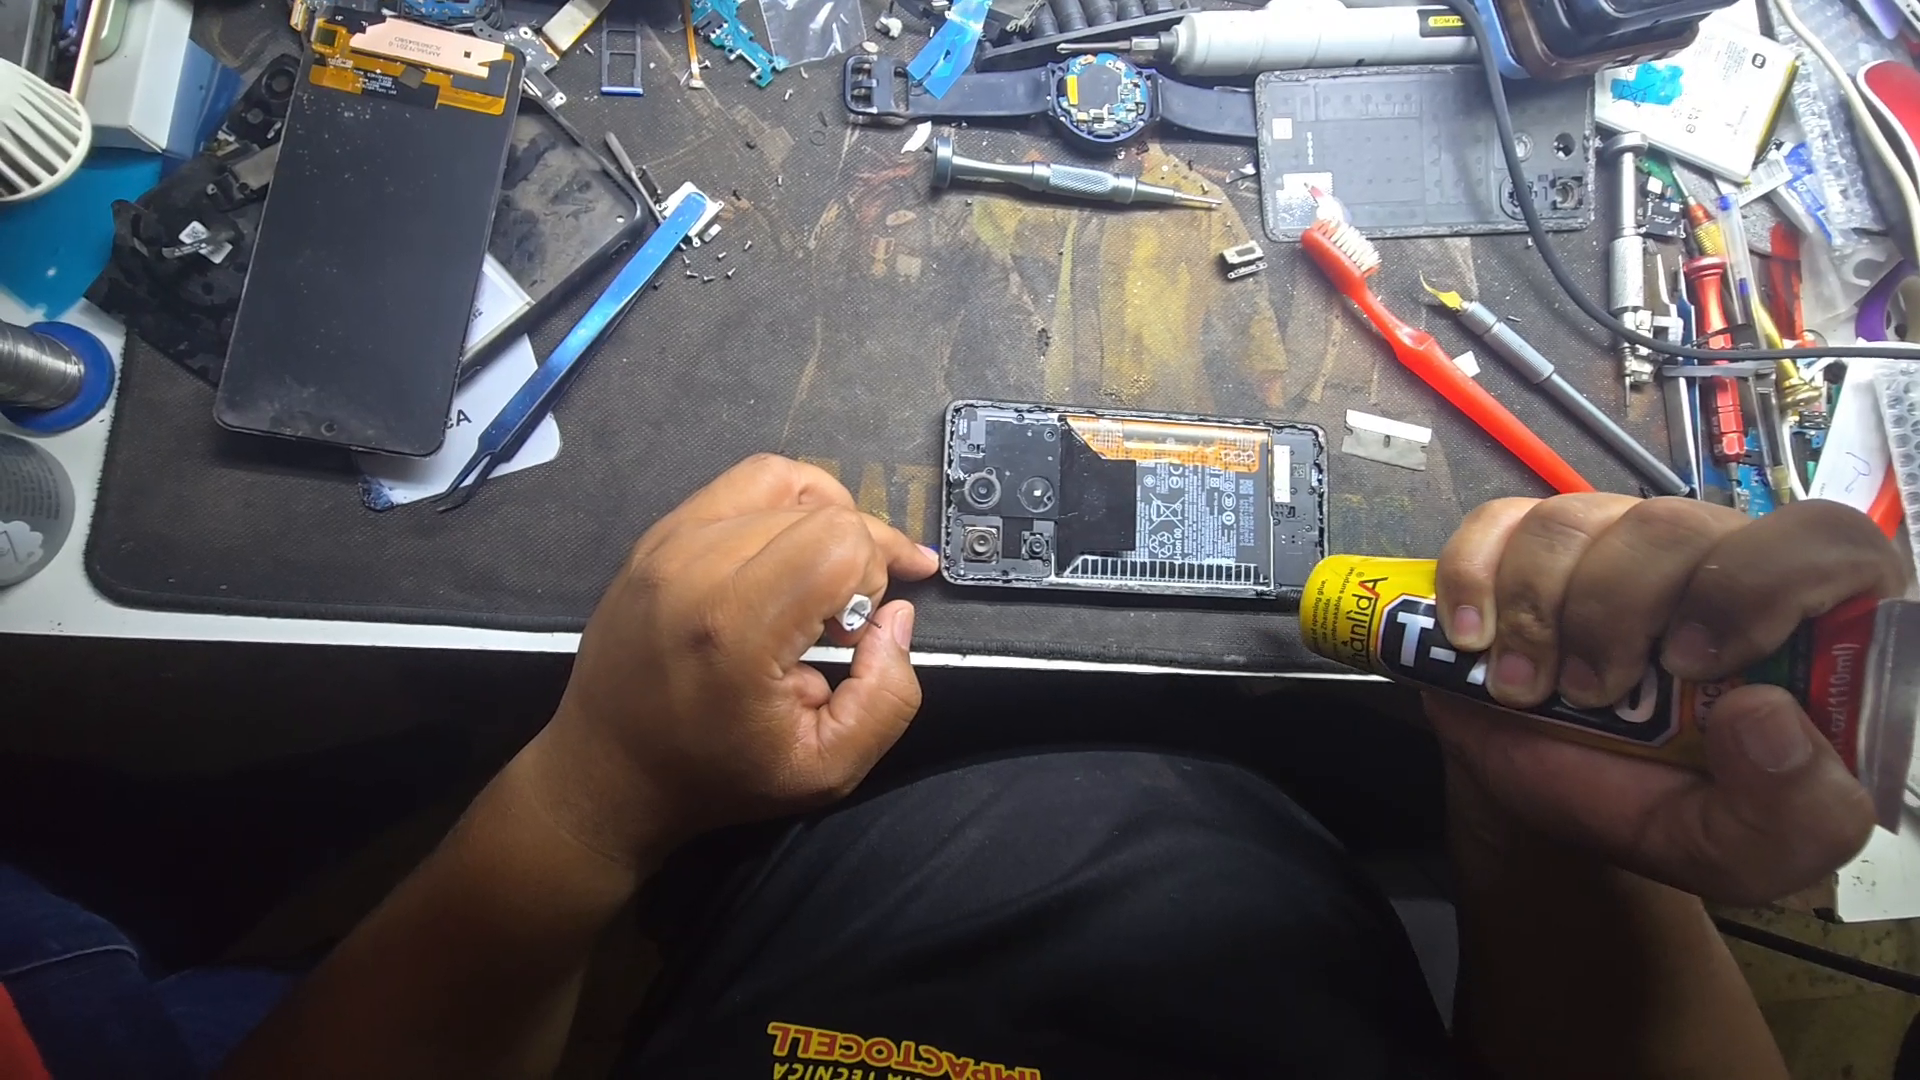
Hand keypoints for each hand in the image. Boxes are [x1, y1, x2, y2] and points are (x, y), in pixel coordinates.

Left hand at [523, 454, 939, 868]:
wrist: (607, 774)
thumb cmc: (718, 777)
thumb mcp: (828, 770)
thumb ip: (889, 697)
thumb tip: (896, 616)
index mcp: (736, 626)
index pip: (841, 539)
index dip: (876, 576)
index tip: (858, 631)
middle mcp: (697, 564)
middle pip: (823, 508)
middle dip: (861, 555)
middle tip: (849, 616)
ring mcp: (670, 540)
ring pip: (786, 481)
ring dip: (828, 520)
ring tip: (832, 571)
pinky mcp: (658, 534)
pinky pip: (744, 482)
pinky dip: (787, 503)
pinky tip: (793, 547)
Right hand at [1430, 495, 1907, 902]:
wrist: (1528, 783)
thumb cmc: (1640, 802)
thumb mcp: (1740, 847)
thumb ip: (1795, 809)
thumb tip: (1766, 712)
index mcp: (1792, 621)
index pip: (1820, 543)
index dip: (1754, 585)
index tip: (1686, 661)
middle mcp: (1701, 558)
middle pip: (1669, 525)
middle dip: (1610, 614)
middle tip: (1585, 694)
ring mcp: (1600, 539)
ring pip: (1570, 521)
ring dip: (1532, 610)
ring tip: (1519, 687)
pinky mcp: (1513, 541)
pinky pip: (1491, 523)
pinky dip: (1469, 577)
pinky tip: (1467, 638)